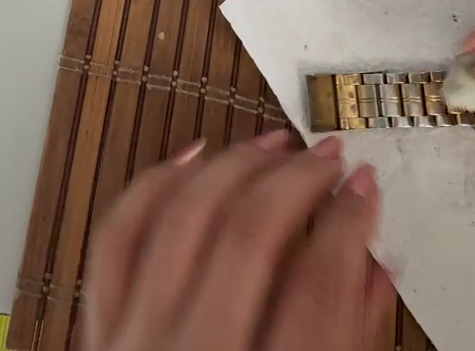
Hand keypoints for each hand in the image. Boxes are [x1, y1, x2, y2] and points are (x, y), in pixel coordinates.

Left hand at [81, 131, 393, 350]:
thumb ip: (349, 345)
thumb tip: (374, 264)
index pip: (315, 293)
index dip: (347, 225)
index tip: (364, 188)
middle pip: (244, 240)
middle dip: (294, 181)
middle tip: (326, 157)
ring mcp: (133, 344)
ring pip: (179, 219)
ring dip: (230, 166)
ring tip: (270, 144)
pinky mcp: (99, 332)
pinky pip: (117, 236)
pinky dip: (153, 185)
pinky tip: (191, 158)